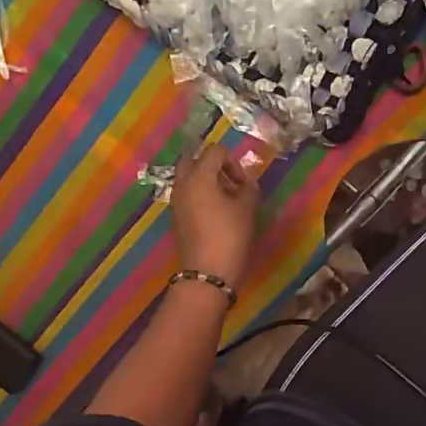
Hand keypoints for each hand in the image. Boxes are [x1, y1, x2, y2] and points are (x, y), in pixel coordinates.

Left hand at [170, 142, 260, 284]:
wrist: (208, 273)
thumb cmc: (230, 236)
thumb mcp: (247, 209)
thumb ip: (249, 189)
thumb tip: (247, 183)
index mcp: (198, 177)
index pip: (215, 151)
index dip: (234, 163)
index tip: (244, 185)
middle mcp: (182, 185)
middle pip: (193, 160)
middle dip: (213, 167)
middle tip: (229, 185)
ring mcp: (176, 203)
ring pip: (188, 180)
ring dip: (206, 183)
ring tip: (225, 202)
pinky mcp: (176, 220)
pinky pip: (186, 197)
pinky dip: (199, 198)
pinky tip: (215, 216)